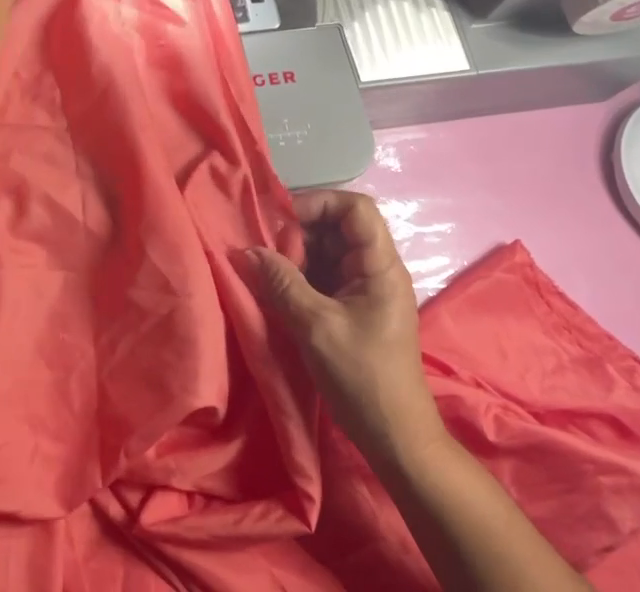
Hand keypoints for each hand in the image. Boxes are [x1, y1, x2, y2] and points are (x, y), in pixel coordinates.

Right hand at [237, 190, 443, 458]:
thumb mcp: (316, 327)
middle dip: (298, 232)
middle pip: (336, 227)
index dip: (319, 203)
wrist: (394, 436)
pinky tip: (273, 288)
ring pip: (326, 253)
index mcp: (380, 266)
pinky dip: (297, 277)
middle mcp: (374, 270)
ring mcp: (363, 291)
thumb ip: (281, 284)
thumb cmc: (363, 377)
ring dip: (294, 256)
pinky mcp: (351, 310)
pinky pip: (322, 278)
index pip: (355, 209)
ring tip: (264, 271)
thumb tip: (245, 251)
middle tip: (265, 252)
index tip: (281, 220)